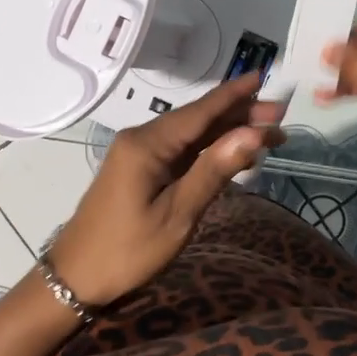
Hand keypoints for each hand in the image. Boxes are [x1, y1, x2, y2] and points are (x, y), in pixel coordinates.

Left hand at [45, 74, 285, 304]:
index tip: (264, 77)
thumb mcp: (178, 214)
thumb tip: (253, 133)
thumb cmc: (128, 251)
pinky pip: (180, 151)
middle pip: (198, 119)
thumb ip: (214, 171)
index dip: (234, 95)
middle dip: (238, 115)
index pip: (200, 111)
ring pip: (191, 135)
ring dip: (227, 134)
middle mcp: (142, 138)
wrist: (76, 278)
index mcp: (147, 143)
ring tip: (268, 134)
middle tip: (280, 116)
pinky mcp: (139, 170)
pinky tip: (233, 154)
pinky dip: (209, 151)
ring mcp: (139, 154)